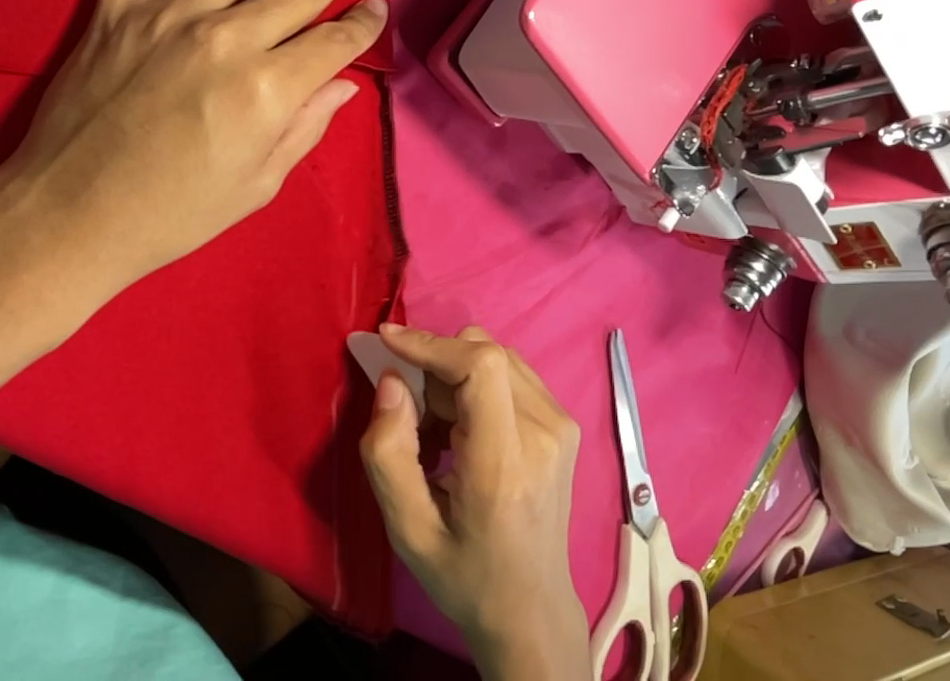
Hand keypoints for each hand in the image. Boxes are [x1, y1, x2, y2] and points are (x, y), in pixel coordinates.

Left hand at [0, 0, 387, 290]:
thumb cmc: (172, 214)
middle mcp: (231, 40)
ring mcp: (173, 15)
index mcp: (270, 92)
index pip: (335, 42)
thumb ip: (303, 129)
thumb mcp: (256, 186)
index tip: (377, 8)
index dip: (363, 25)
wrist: (72, 215)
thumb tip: (342, 85)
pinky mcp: (119, 6)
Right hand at [361, 324, 589, 679]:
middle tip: (409, 414)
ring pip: (495, 355)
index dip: (430, 343)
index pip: (480, 365)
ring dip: (453, 374)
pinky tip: (461, 428)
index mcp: (507, 462)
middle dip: (435, 366)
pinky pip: (510, 372)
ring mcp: (561, 425)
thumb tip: (390, 381)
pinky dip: (474, 383)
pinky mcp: (563, 423)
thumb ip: (389, 454)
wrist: (530, 608)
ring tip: (435, 428)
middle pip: (485, 351)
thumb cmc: (464, 576)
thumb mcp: (407, 530)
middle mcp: (545, 432)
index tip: (386, 340)